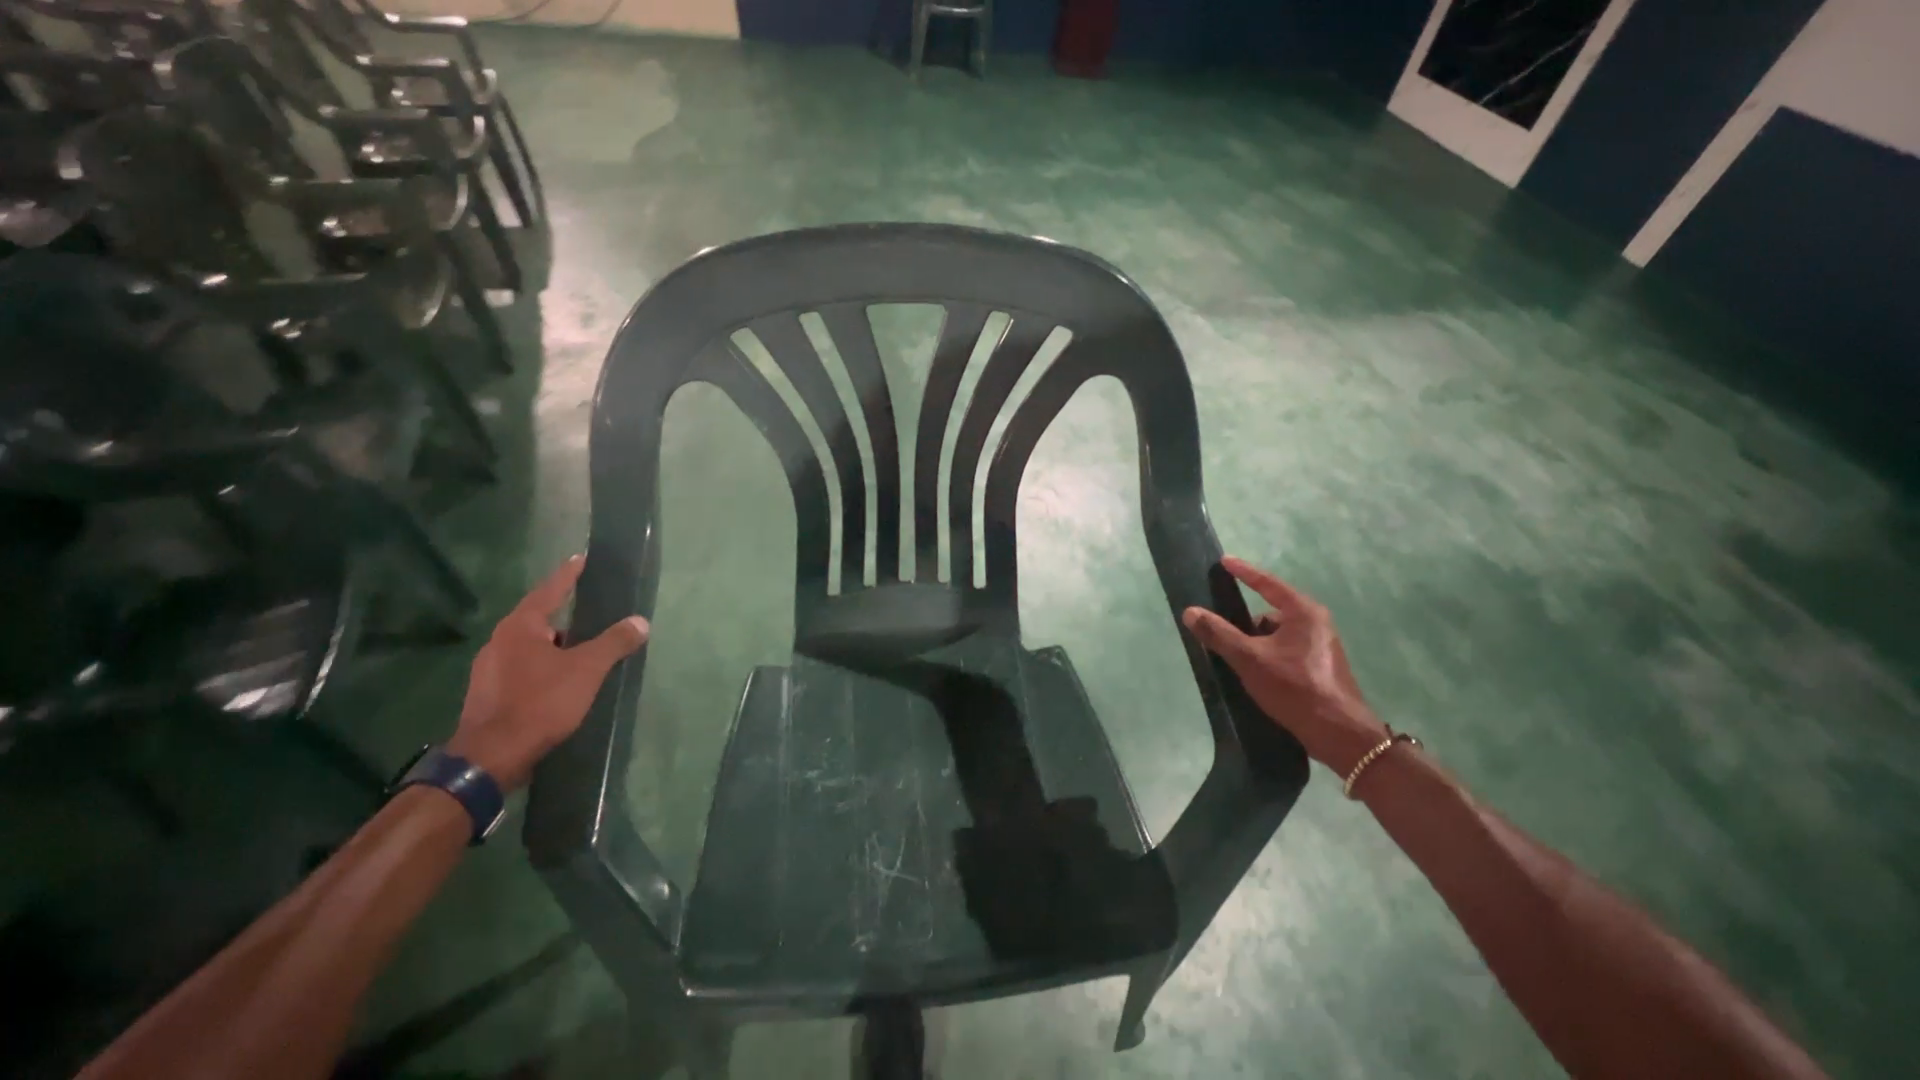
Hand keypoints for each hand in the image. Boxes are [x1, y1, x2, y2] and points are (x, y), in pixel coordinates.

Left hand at [448, 555, 648, 789]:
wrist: (492, 756)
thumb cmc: (540, 703)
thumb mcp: (586, 670)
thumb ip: (614, 643)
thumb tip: (640, 621)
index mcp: (520, 627)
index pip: (549, 591)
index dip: (568, 576)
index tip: (581, 559)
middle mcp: (498, 641)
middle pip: (536, 620)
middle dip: (562, 617)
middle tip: (588, 615)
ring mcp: (488, 670)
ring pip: (528, 648)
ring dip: (552, 647)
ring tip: (578, 653)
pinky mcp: (487, 695)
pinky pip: (520, 671)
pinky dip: (540, 669)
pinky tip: (556, 685)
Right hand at [1182, 557, 1387, 775]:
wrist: (1337, 731)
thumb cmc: (1294, 687)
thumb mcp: (1249, 659)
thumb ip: (1219, 634)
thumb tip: (1190, 612)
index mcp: (1303, 611)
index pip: (1268, 583)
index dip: (1244, 572)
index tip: (1225, 562)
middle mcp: (1317, 622)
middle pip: (1271, 612)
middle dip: (1246, 625)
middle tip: (1224, 638)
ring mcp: (1322, 645)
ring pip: (1278, 635)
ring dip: (1258, 645)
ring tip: (1240, 666)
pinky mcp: (1322, 666)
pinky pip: (1288, 651)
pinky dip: (1270, 657)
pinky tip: (1259, 678)